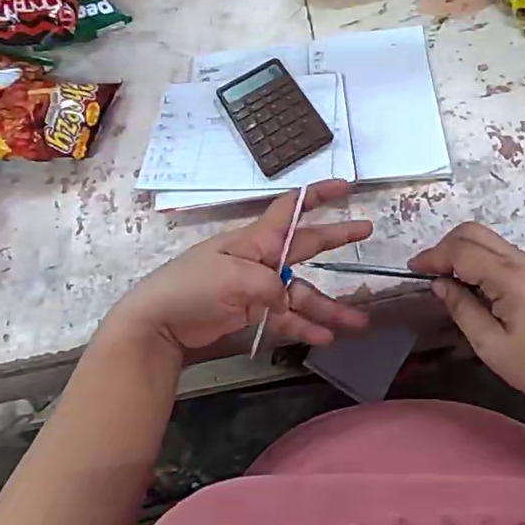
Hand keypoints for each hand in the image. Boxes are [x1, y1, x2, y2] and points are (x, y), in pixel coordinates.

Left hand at [109, 179, 371, 355]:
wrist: (158, 324)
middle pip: (307, 246)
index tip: (344, 185)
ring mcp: (259, 288)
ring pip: (303, 293)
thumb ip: (271, 285)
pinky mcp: (253, 315)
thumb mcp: (234, 278)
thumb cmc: (193, 287)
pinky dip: (306, 328)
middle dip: (336, 238)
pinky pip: (287, 319)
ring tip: (360, 323)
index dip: (318, 194)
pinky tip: (326, 338)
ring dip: (329, 307)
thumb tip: (287, 297)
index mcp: (257, 240)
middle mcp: (262, 259)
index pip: (291, 209)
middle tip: (367, 230)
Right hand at [411, 223, 524, 409]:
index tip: (412, 269)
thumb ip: (462, 309)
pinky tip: (471, 284)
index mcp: (511, 277)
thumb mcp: (491, 345)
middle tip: (428, 271)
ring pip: (488, 240)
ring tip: (445, 278)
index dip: (434, 256)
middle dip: (446, 246)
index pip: (462, 251)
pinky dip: (479, 259)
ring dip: (462, 251)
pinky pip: (501, 253)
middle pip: (475, 232)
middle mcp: (523, 261)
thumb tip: (440, 284)